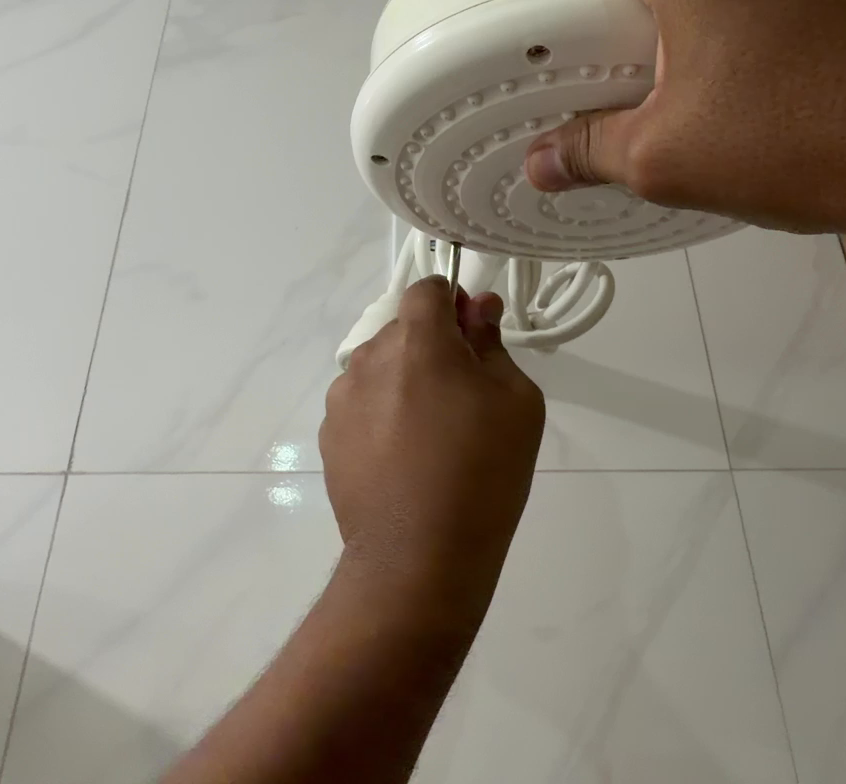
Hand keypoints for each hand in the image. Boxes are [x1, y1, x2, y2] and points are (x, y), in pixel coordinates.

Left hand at [321, 277, 544, 602]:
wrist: (420, 556)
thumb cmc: (484, 472)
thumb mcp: (516, 401)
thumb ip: (493, 344)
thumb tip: (478, 310)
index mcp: (418, 341)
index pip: (427, 288)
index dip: (453, 301)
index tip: (473, 334)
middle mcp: (370, 358)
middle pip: (403, 330)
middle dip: (432, 347)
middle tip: (463, 396)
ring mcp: (342, 399)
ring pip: (380, 368)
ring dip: (404, 381)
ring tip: (431, 436)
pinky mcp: (329, 437)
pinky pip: (362, 405)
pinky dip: (383, 416)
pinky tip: (404, 460)